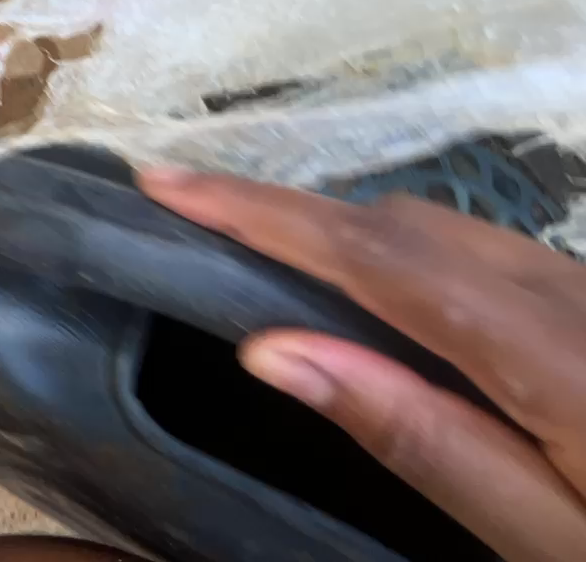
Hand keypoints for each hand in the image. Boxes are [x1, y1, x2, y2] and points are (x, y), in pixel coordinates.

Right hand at [139, 168, 585, 561]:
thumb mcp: (557, 550)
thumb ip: (420, 438)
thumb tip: (270, 349)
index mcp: (566, 364)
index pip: (378, 256)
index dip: (260, 211)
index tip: (163, 182)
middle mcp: (585, 307)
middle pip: (410, 225)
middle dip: (292, 214)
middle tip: (198, 220)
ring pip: (451, 232)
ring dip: (347, 232)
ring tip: (271, 255)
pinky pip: (489, 257)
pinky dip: (407, 255)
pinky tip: (382, 297)